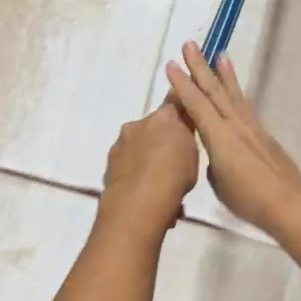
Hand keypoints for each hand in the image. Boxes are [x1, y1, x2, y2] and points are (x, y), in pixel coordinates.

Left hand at [102, 100, 199, 226]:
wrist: (141, 199)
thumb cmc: (175, 173)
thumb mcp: (192, 152)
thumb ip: (185, 137)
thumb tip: (181, 131)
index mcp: (163, 117)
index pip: (173, 101)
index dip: (178, 105)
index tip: (182, 108)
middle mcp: (138, 124)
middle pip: (151, 126)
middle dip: (159, 137)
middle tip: (169, 158)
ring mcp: (120, 144)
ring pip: (135, 145)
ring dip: (144, 156)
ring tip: (155, 179)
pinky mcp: (108, 164)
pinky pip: (125, 164)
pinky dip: (132, 172)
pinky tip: (141, 189)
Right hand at [164, 41, 300, 234]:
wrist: (288, 204)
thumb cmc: (248, 199)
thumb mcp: (219, 185)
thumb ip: (214, 164)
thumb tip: (216, 158)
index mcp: (218, 136)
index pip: (196, 105)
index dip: (182, 85)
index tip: (172, 64)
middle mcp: (235, 125)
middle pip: (214, 91)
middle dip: (200, 68)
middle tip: (191, 44)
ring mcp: (252, 128)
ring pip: (234, 95)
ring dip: (224, 74)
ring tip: (219, 55)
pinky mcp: (264, 136)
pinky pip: (246, 107)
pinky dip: (238, 93)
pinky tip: (237, 91)